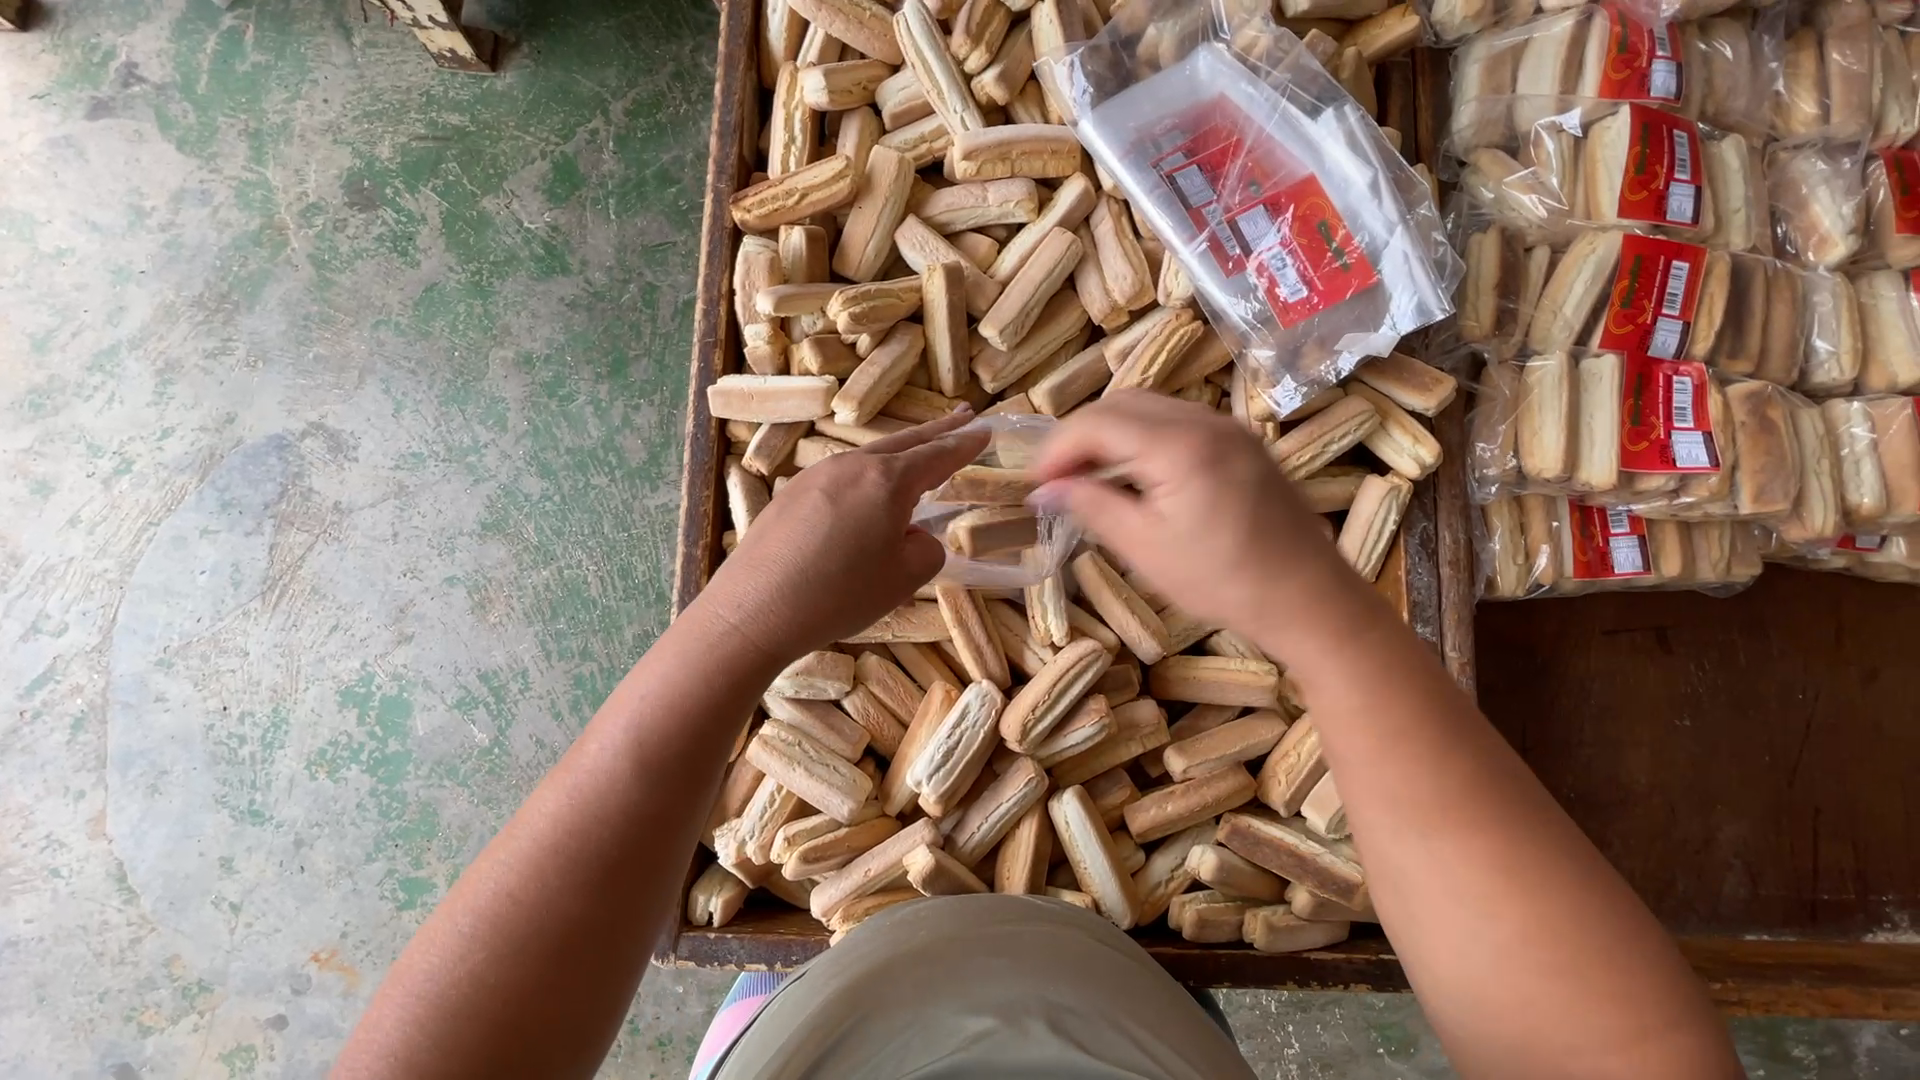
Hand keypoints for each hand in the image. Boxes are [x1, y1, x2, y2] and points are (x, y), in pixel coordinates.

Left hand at [691, 411, 990, 666]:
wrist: (754, 611)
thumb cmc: (839, 595)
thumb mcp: (904, 578)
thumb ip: (926, 548)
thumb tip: (912, 535)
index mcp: (887, 480)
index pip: (938, 455)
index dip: (965, 444)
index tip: (985, 430)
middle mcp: (851, 465)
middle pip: (904, 443)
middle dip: (938, 430)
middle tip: (965, 415)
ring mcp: (815, 476)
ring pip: (868, 459)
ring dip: (899, 456)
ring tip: (918, 458)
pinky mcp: (790, 495)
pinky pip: (841, 479)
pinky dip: (865, 480)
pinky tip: (865, 501)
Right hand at [1031, 391, 1354, 631]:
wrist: (1308, 598)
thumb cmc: (1221, 581)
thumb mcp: (1144, 548)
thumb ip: (1090, 506)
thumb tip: (1043, 489)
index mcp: (1179, 445)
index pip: (1097, 423)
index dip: (1057, 448)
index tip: (1034, 483)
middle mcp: (1205, 421)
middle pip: (1121, 403)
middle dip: (1080, 435)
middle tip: (1056, 479)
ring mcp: (1228, 427)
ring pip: (1149, 408)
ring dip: (1110, 434)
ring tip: (1087, 477)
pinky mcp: (1241, 442)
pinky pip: (1177, 421)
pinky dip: (1142, 438)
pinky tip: (1132, 475)